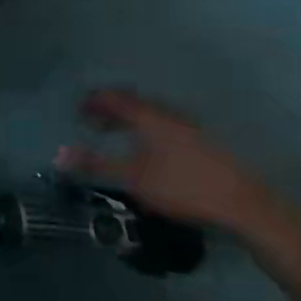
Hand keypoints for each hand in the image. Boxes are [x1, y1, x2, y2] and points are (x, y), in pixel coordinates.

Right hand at [55, 88, 280, 234]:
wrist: (241, 203)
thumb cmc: (181, 187)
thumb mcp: (132, 179)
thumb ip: (95, 166)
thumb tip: (59, 155)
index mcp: (147, 115)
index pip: (113, 97)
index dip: (93, 102)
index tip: (78, 113)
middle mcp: (166, 112)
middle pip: (132, 102)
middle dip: (110, 110)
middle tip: (93, 125)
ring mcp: (187, 124)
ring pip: (150, 113)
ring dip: (129, 120)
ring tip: (118, 137)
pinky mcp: (201, 140)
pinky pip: (163, 123)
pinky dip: (146, 128)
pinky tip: (149, 150)